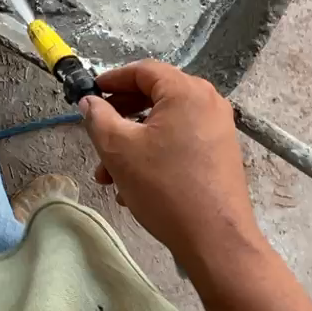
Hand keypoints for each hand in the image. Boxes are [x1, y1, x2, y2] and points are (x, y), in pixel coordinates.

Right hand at [78, 61, 263, 267]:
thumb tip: (90, 102)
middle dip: (119, 118)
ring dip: (132, 142)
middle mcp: (208, 103)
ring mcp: (218, 129)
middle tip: (96, 135)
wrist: (215, 240)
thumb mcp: (118, 149)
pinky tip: (133, 185)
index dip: (112, 79)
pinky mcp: (220, 154)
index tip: (90, 95)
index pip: (143, 70)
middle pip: (154, 97)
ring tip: (109, 175)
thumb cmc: (164, 187)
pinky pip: (179, 141)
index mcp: (186, 92)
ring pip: (163, 124)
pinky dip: (153, 153)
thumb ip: (98, 117)